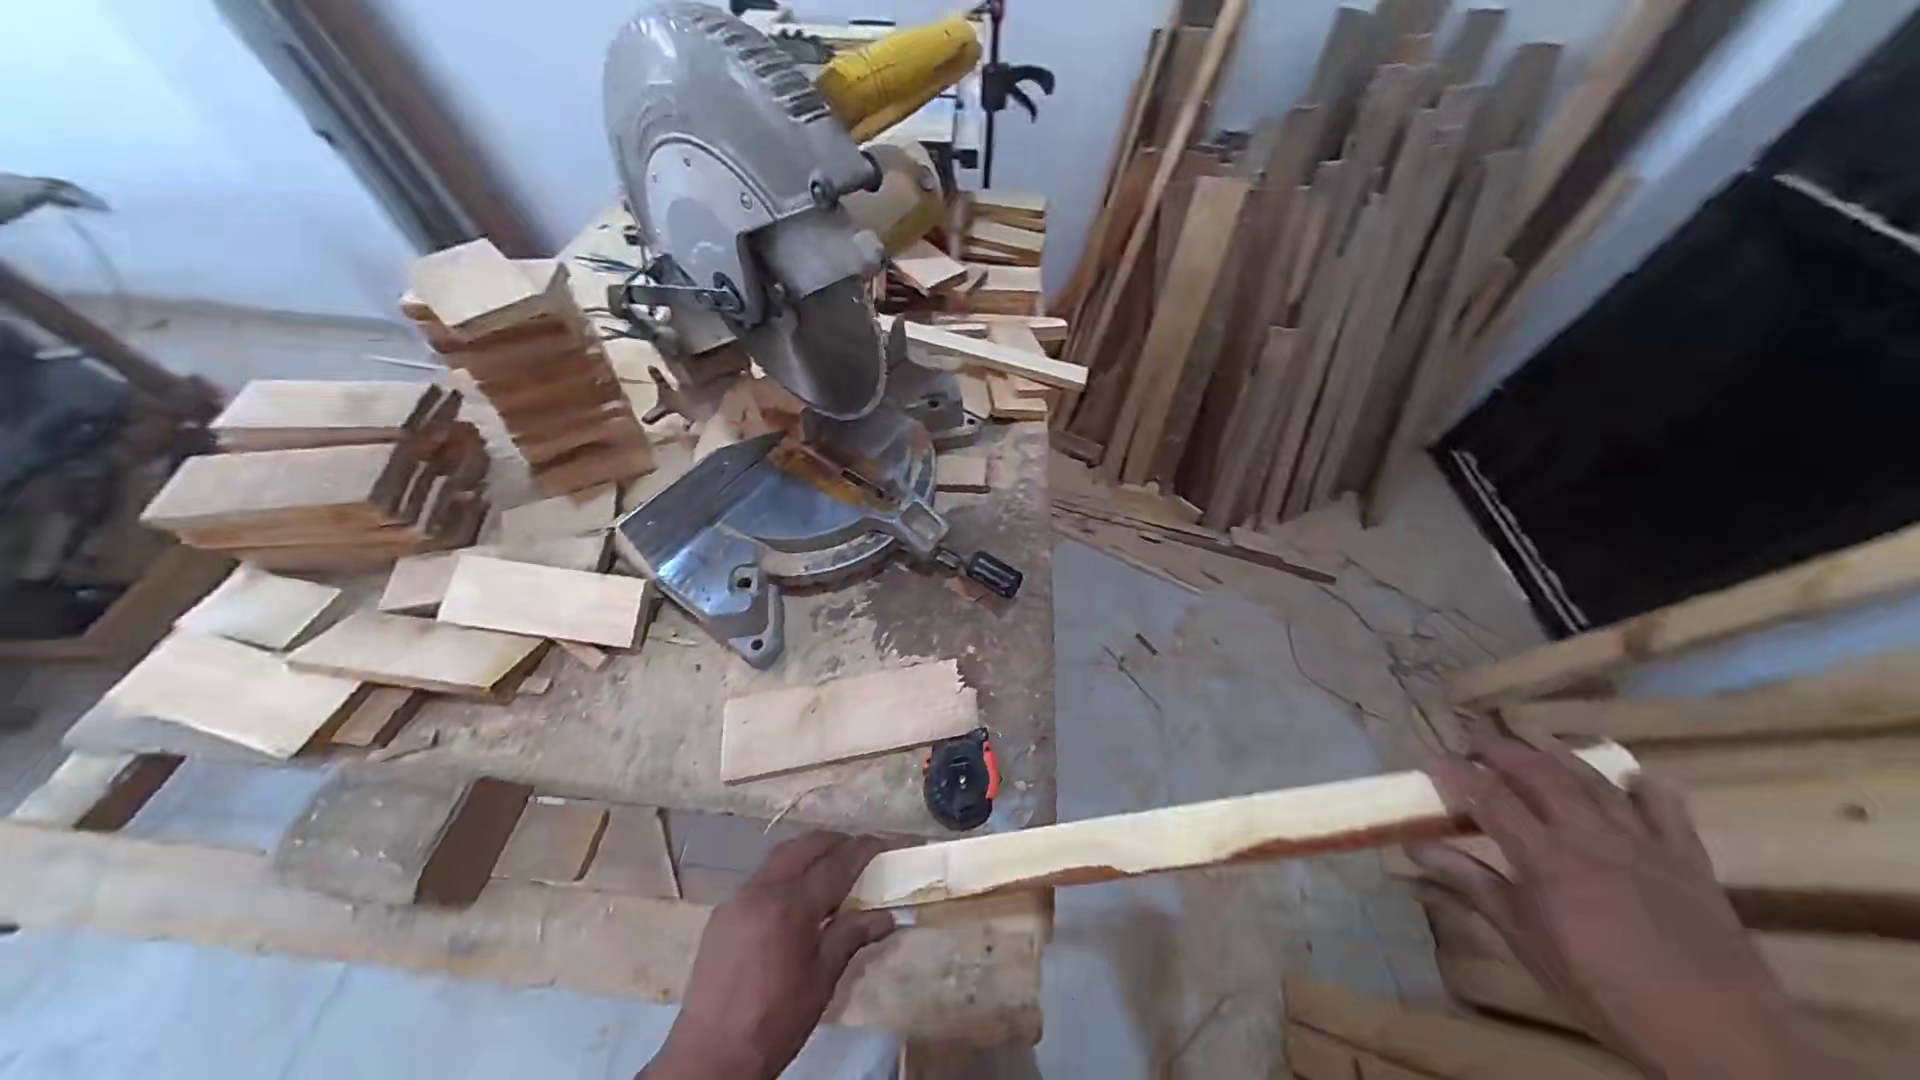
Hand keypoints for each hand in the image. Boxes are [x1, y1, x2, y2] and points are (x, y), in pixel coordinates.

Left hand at [642, 832, 895, 1079]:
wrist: (710, 1056)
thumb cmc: (775, 1021)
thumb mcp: (822, 980)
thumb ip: (852, 936)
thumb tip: (887, 916)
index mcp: (792, 906)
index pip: (836, 863)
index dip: (864, 849)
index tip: (884, 843)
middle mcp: (762, 889)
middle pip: (806, 845)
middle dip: (836, 841)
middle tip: (860, 852)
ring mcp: (738, 898)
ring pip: (780, 856)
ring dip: (809, 852)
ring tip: (831, 868)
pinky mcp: (722, 912)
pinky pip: (761, 877)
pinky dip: (786, 872)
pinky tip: (795, 897)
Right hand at [1414, 735, 1808, 1079]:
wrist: (1721, 1036)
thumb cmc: (1604, 991)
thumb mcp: (1526, 941)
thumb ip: (1474, 885)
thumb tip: (1418, 849)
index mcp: (1548, 859)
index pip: (1490, 797)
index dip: (1455, 773)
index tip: (1430, 763)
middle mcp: (1591, 837)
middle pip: (1540, 774)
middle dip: (1501, 750)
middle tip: (1473, 743)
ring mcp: (1644, 844)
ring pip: (1595, 780)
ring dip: (1557, 753)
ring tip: (1531, 739)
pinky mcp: (1687, 859)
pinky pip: (1665, 808)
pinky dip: (1643, 786)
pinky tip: (1629, 776)